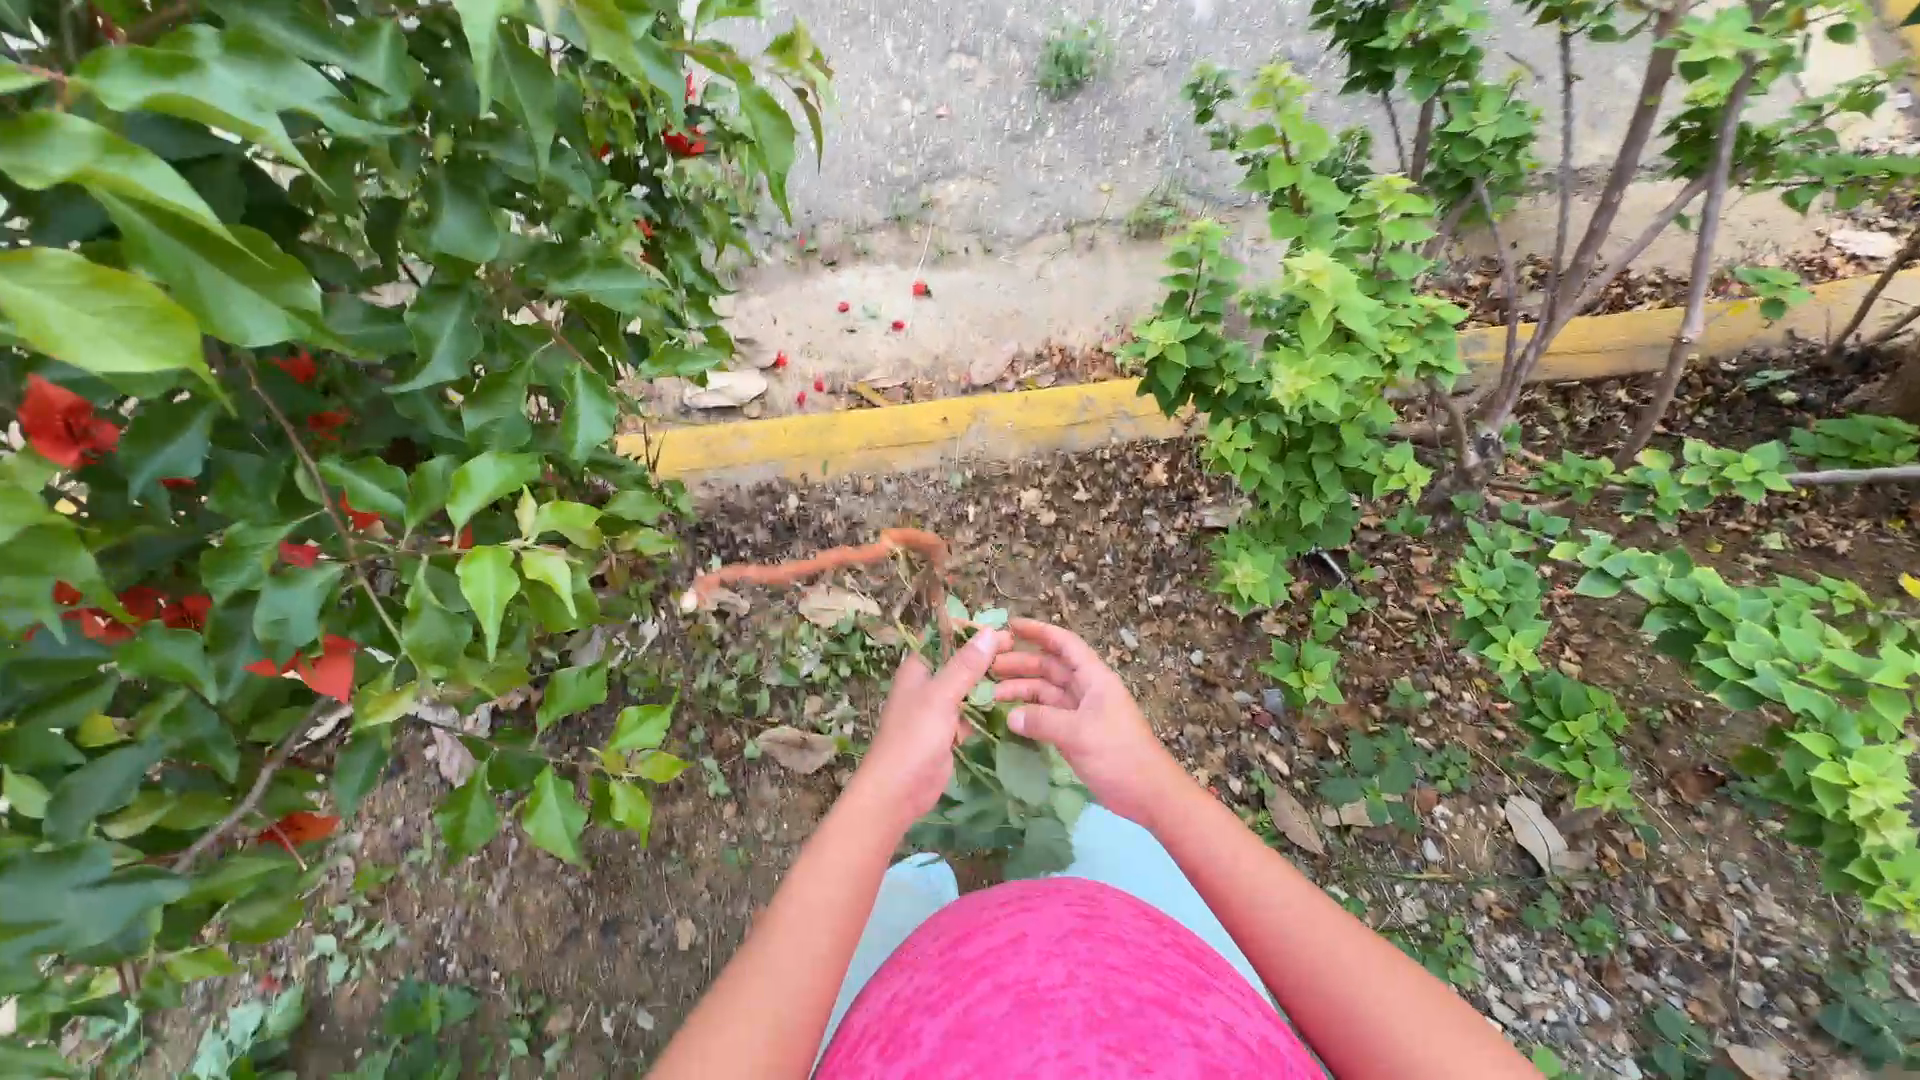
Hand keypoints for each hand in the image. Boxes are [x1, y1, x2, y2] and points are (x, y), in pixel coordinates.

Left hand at [848, 627, 1004, 829]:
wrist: (899, 790)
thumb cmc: (914, 737)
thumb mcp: (940, 695)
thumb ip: (965, 665)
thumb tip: (989, 632)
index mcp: (918, 668)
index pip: (946, 638)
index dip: (972, 632)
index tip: (1004, 630)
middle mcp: (928, 684)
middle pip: (960, 662)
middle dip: (986, 657)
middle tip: (1020, 652)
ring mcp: (939, 709)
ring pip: (968, 688)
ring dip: (989, 682)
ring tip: (1022, 674)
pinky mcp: (949, 732)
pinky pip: (971, 713)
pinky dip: (987, 708)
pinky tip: (1011, 703)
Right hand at [991, 618, 1192, 829]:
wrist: (1147, 793)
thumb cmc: (1118, 754)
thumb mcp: (1079, 733)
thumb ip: (1042, 721)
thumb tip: (1011, 716)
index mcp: (1094, 678)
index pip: (1064, 645)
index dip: (1039, 632)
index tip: (1010, 625)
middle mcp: (1086, 690)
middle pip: (1050, 667)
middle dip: (1021, 664)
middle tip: (989, 667)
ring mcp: (1080, 713)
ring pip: (1046, 692)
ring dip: (1022, 689)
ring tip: (992, 693)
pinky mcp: (1075, 734)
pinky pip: (1047, 715)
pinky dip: (1029, 713)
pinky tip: (1009, 716)